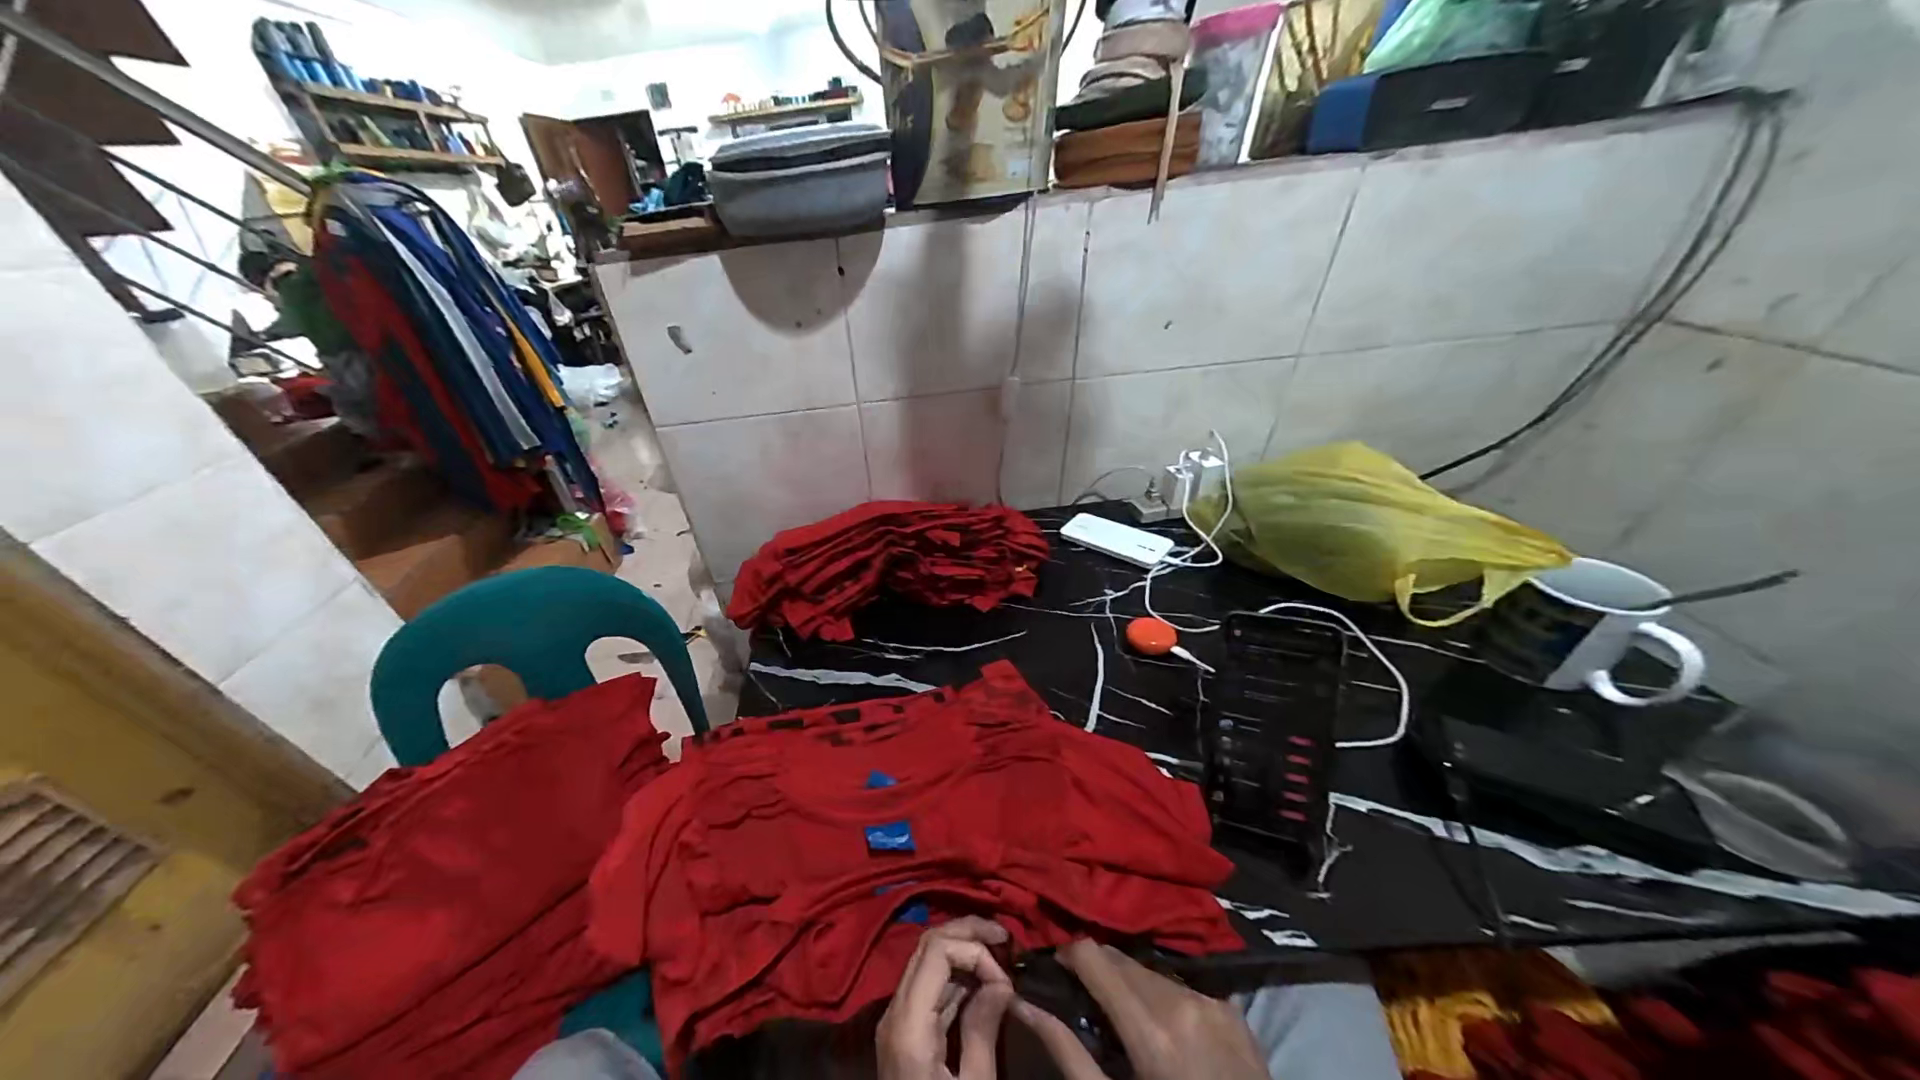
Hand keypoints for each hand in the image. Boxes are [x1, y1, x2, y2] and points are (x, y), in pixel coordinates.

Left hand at [877, 917, 1016, 1079]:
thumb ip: (984, 1030)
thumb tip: (1000, 984)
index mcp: (908, 1023)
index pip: (935, 950)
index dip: (973, 948)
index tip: (1005, 978)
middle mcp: (895, 1011)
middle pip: (927, 946)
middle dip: (968, 934)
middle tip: (1006, 938)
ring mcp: (896, 1021)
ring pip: (926, 962)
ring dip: (963, 952)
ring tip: (1000, 959)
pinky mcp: (904, 1033)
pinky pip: (929, 988)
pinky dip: (956, 976)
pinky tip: (984, 984)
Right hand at [1010, 940, 1267, 1079]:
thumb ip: (1067, 1051)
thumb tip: (1022, 1003)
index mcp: (1151, 1029)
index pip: (1094, 955)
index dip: (1067, 953)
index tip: (1053, 969)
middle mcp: (1182, 1001)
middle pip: (1121, 959)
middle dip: (1096, 969)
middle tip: (1081, 997)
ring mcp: (1213, 1002)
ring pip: (1150, 969)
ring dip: (1128, 981)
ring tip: (1122, 1015)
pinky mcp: (1233, 1009)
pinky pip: (1183, 984)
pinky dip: (1162, 994)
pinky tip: (1161, 1024)